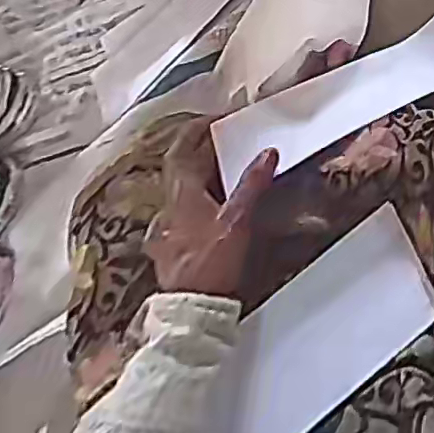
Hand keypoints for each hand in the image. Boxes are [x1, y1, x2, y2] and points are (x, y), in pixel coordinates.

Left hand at [145, 123, 278, 298]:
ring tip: (228, 170)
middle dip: (203, 152)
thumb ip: (252, 184)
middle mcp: (167, 210)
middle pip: (181, 170)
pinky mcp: (171, 249)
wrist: (191, 314)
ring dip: (203, 176)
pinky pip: (185, 212)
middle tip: (229, 141)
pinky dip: (201, 200)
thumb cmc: (212, 262)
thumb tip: (267, 152)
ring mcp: (166, 231)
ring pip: (183, 192)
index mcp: (180, 197)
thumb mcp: (238, 220)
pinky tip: (215, 208)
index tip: (214, 119)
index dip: (194, 132)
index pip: (180, 152)